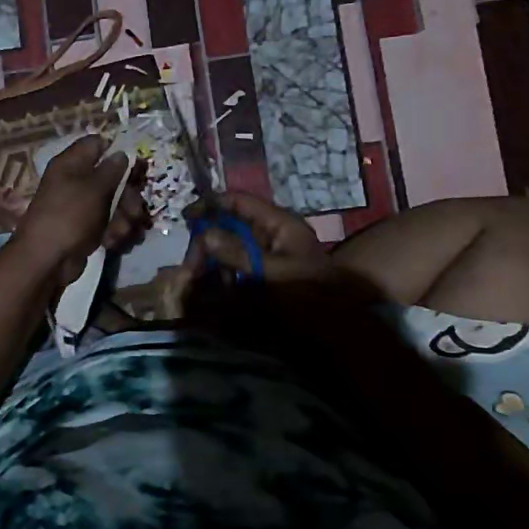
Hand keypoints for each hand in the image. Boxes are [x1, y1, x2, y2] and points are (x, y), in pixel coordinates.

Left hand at [12, 135, 148, 284]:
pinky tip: (113, 242)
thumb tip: (121, 153)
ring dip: (124, 218)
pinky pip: (108, 223)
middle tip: (133, 210)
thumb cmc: (69, 215)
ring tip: (120, 232)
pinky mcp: (85, 228)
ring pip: (114, 203)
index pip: (95, 144)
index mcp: (71, 164)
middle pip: (111, 177)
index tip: (134, 165)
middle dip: (127, 195)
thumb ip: (112, 169)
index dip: (116, 151)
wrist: (48, 259)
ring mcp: (80, 206)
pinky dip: (114, 232)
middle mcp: (75, 181)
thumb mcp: (94, 188)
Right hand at [153, 192, 339, 316]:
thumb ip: (239, 253)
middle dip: (208, 241)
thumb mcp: (274, 272)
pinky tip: (214, 290)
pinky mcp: (264, 275)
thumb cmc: (311, 294)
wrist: (342, 328)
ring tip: (199, 280)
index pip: (238, 201)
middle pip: (229, 224)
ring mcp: (268, 254)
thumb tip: (205, 234)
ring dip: (213, 261)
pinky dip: (223, 276)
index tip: (186, 218)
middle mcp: (271, 234)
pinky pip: (236, 267)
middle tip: (192, 264)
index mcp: (278, 223)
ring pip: (229, 247)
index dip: (211, 204)